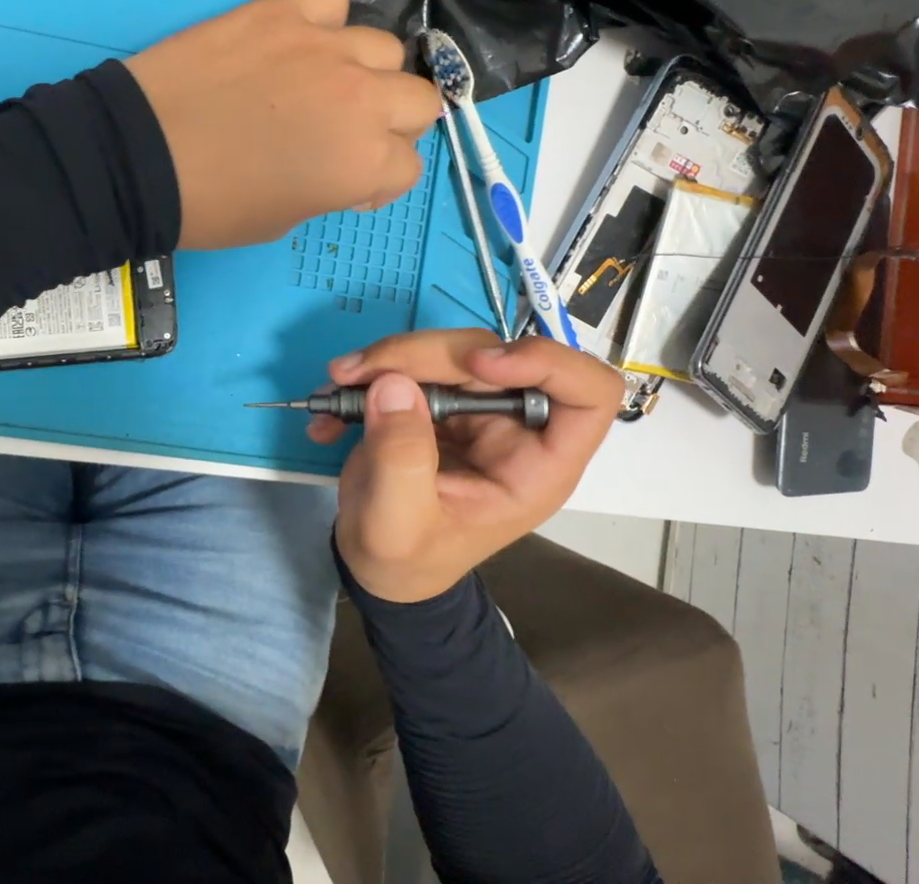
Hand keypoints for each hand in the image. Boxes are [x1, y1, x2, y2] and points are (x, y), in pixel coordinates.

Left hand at [123, 0, 442, 249]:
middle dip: (392, 122)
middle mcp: (362, 99)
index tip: (346, 184)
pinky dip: (324, 24)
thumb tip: (339, 167)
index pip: (407, 166)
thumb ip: (330, 187)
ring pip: (384, 47)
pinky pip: (331, 2)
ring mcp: (325, 48)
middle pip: (419, 100)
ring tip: (321, 85)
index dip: (377, 180)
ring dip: (364, 72)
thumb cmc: (211, 207)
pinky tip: (297, 44)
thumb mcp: (283, 220)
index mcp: (364, 163)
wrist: (141, 157)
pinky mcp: (283, 13)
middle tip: (346, 133)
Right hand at [313, 330, 624, 602]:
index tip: (477, 365)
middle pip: (491, 356)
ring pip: (445, 352)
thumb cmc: (405, 560)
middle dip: (423, 355)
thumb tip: (392, 383)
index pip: (588, 393)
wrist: (377, 567)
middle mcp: (511, 427)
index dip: (544, 363)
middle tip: (358, 372)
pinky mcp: (431, 403)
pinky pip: (405, 368)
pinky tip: (330, 413)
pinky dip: (363, 380)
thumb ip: (400, 458)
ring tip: (335, 386)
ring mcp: (471, 411)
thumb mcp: (398, 523)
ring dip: (385, 360)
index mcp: (536, 464)